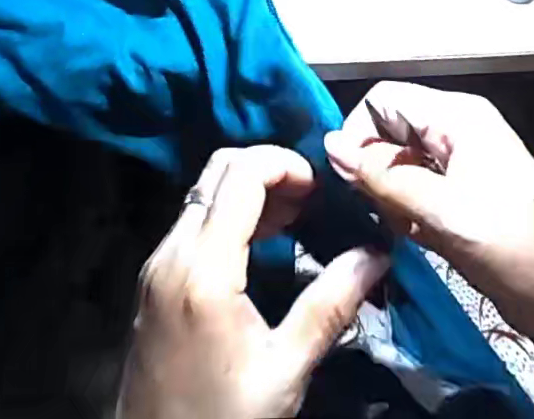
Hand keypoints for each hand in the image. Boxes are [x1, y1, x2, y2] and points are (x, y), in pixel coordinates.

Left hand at [119, 146, 388, 418]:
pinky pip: (197, 217)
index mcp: (203, 270)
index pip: (242, 174)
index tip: (319, 189)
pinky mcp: (155, 281)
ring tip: (295, 215)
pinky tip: (263, 239)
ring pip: (207, 190)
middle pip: (220, 169)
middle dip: (270, 167)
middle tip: (309, 197)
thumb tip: (378, 254)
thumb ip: (331, 304)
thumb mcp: (284, 370)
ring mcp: (158, 266)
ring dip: (252, 186)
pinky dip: (232, 210)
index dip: (285, 164)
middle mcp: (172, 254)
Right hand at [321, 82, 533, 329]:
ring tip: (406, 229)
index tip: (347, 182)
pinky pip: (421, 184)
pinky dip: (411, 207)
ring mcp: (465, 156)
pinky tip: (420, 236)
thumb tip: (331, 146)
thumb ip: (384, 176)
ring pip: (404, 160)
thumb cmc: (513, 247)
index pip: (385, 98)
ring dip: (393, 194)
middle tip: (382, 213)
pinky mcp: (467, 187)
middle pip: (393, 128)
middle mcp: (459, 125)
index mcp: (458, 114)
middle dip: (376, 168)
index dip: (358, 133)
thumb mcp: (442, 211)